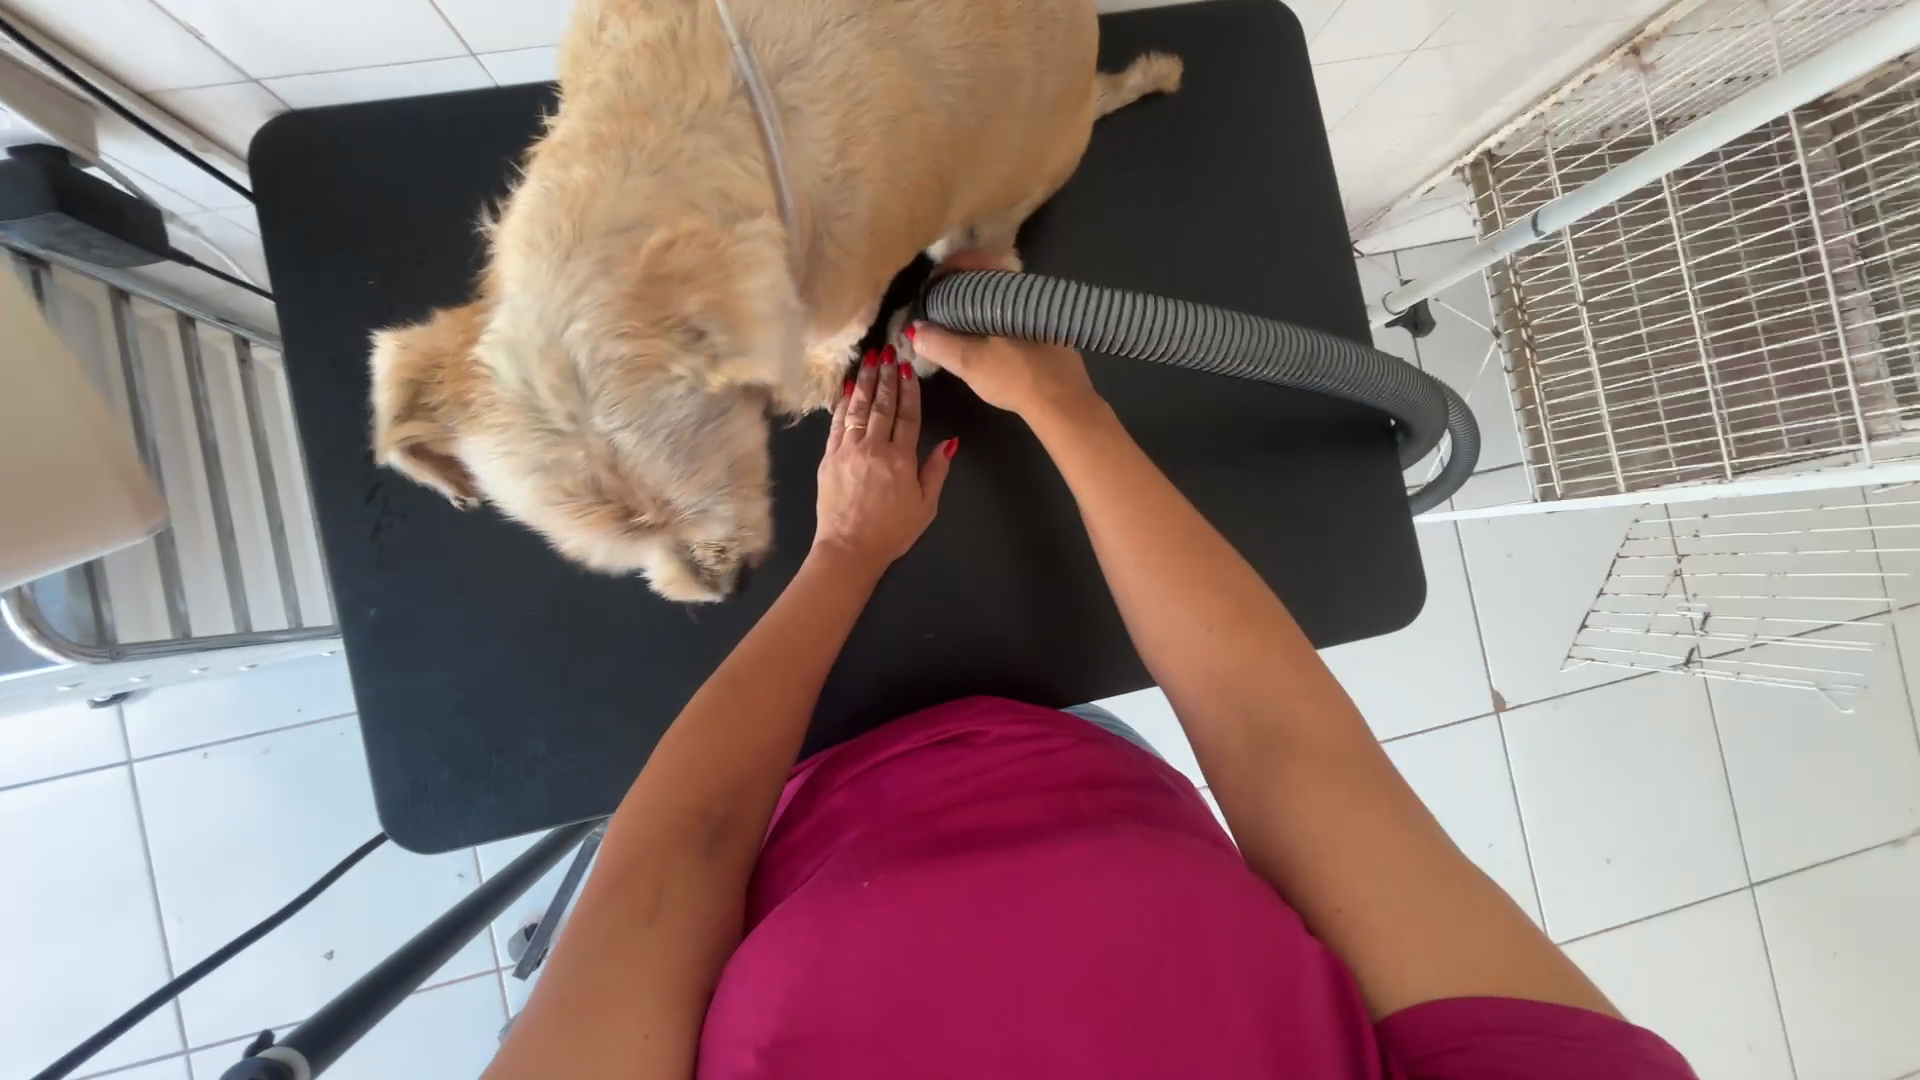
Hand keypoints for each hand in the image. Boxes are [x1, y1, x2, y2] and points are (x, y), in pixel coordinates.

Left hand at [812, 346, 955, 569]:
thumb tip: (949, 442)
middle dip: (886, 376)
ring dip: (864, 382)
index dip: (909, 390)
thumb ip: (936, 470)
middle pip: (882, 405)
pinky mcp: (829, 458)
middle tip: (888, 351)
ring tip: (869, 360)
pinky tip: (847, 389)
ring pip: (858, 408)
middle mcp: (874, 447)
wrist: (849, 549)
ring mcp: (848, 450)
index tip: (907, 367)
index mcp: (901, 458)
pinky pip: (837, 424)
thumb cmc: (892, 532)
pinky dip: (843, 404)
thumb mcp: (926, 506)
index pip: (908, 415)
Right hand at [908, 250, 1100, 420]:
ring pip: (1003, 298)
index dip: (948, 267)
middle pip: (989, 277)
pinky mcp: (1050, 331)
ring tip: (958, 324)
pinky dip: (996, 318)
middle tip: (940, 305)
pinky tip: (989, 340)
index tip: (930, 284)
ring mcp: (1042, 312)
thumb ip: (939, 344)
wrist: (1062, 403)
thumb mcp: (969, 363)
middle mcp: (1027, 292)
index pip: (975, 259)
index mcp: (1008, 291)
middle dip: (961, 287)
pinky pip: (1016, 314)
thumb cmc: (1015, 377)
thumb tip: (915, 331)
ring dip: (979, 305)